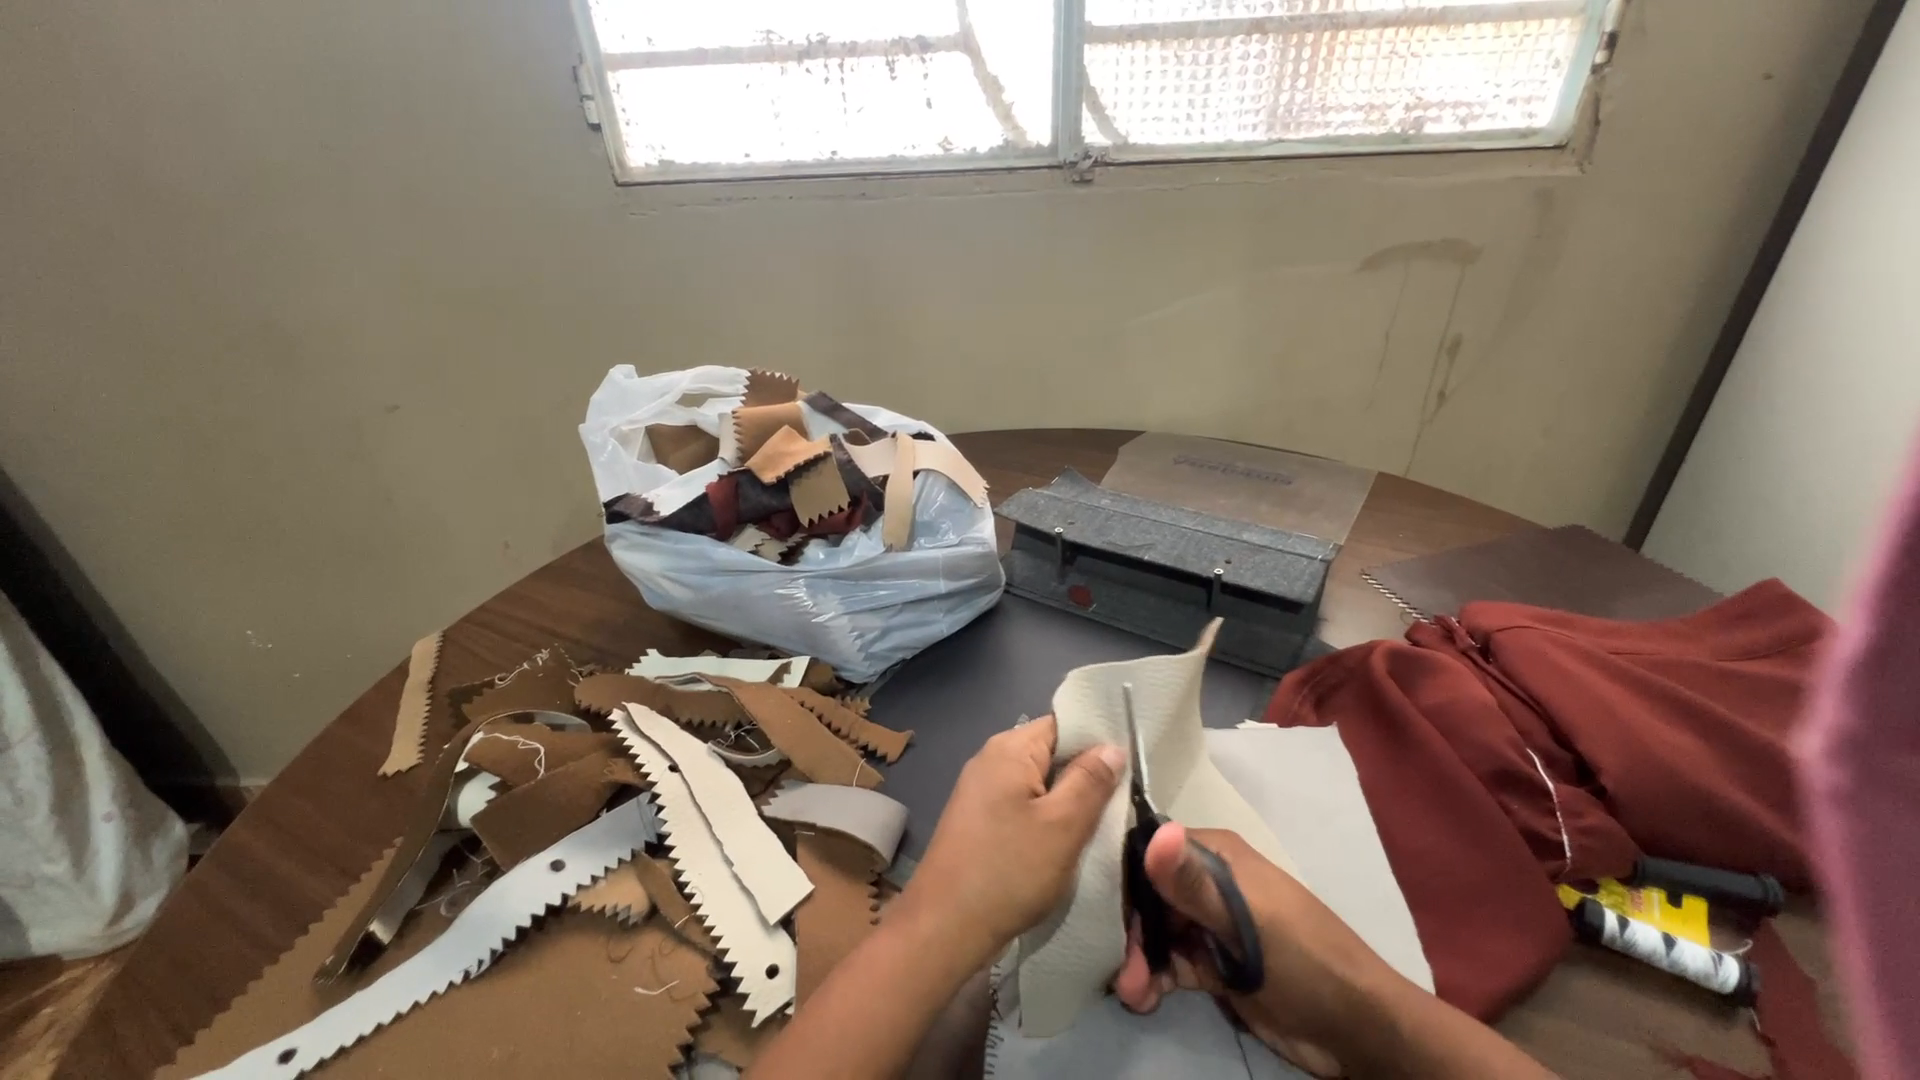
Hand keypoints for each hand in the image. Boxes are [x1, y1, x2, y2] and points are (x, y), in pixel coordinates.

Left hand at [898, 716, 1124, 970]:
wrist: (945, 927)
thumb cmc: (1008, 871)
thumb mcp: (1062, 825)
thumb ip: (1090, 781)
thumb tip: (1112, 746)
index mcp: (1009, 749)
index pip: (1063, 725)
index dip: (1099, 740)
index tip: (1134, 763)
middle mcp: (991, 760)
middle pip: (1052, 753)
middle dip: (1087, 773)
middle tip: (1128, 797)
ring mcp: (981, 792)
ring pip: (1040, 784)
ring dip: (1069, 801)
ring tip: (1107, 822)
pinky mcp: (980, 821)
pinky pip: (1024, 807)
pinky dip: (1048, 819)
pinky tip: (1070, 842)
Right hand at [1113, 824, 1411, 1076]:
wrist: (1357, 1031)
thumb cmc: (1304, 959)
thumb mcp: (1248, 920)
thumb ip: (1195, 884)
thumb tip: (1156, 830)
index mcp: (1216, 857)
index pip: (1151, 851)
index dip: (1122, 876)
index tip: (1096, 906)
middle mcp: (1208, 884)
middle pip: (1148, 897)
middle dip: (1128, 930)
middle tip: (1118, 968)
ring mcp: (1211, 926)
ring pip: (1155, 933)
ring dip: (1137, 960)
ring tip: (1132, 993)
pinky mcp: (1214, 965)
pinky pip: (1169, 964)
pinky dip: (1153, 979)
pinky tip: (1143, 999)